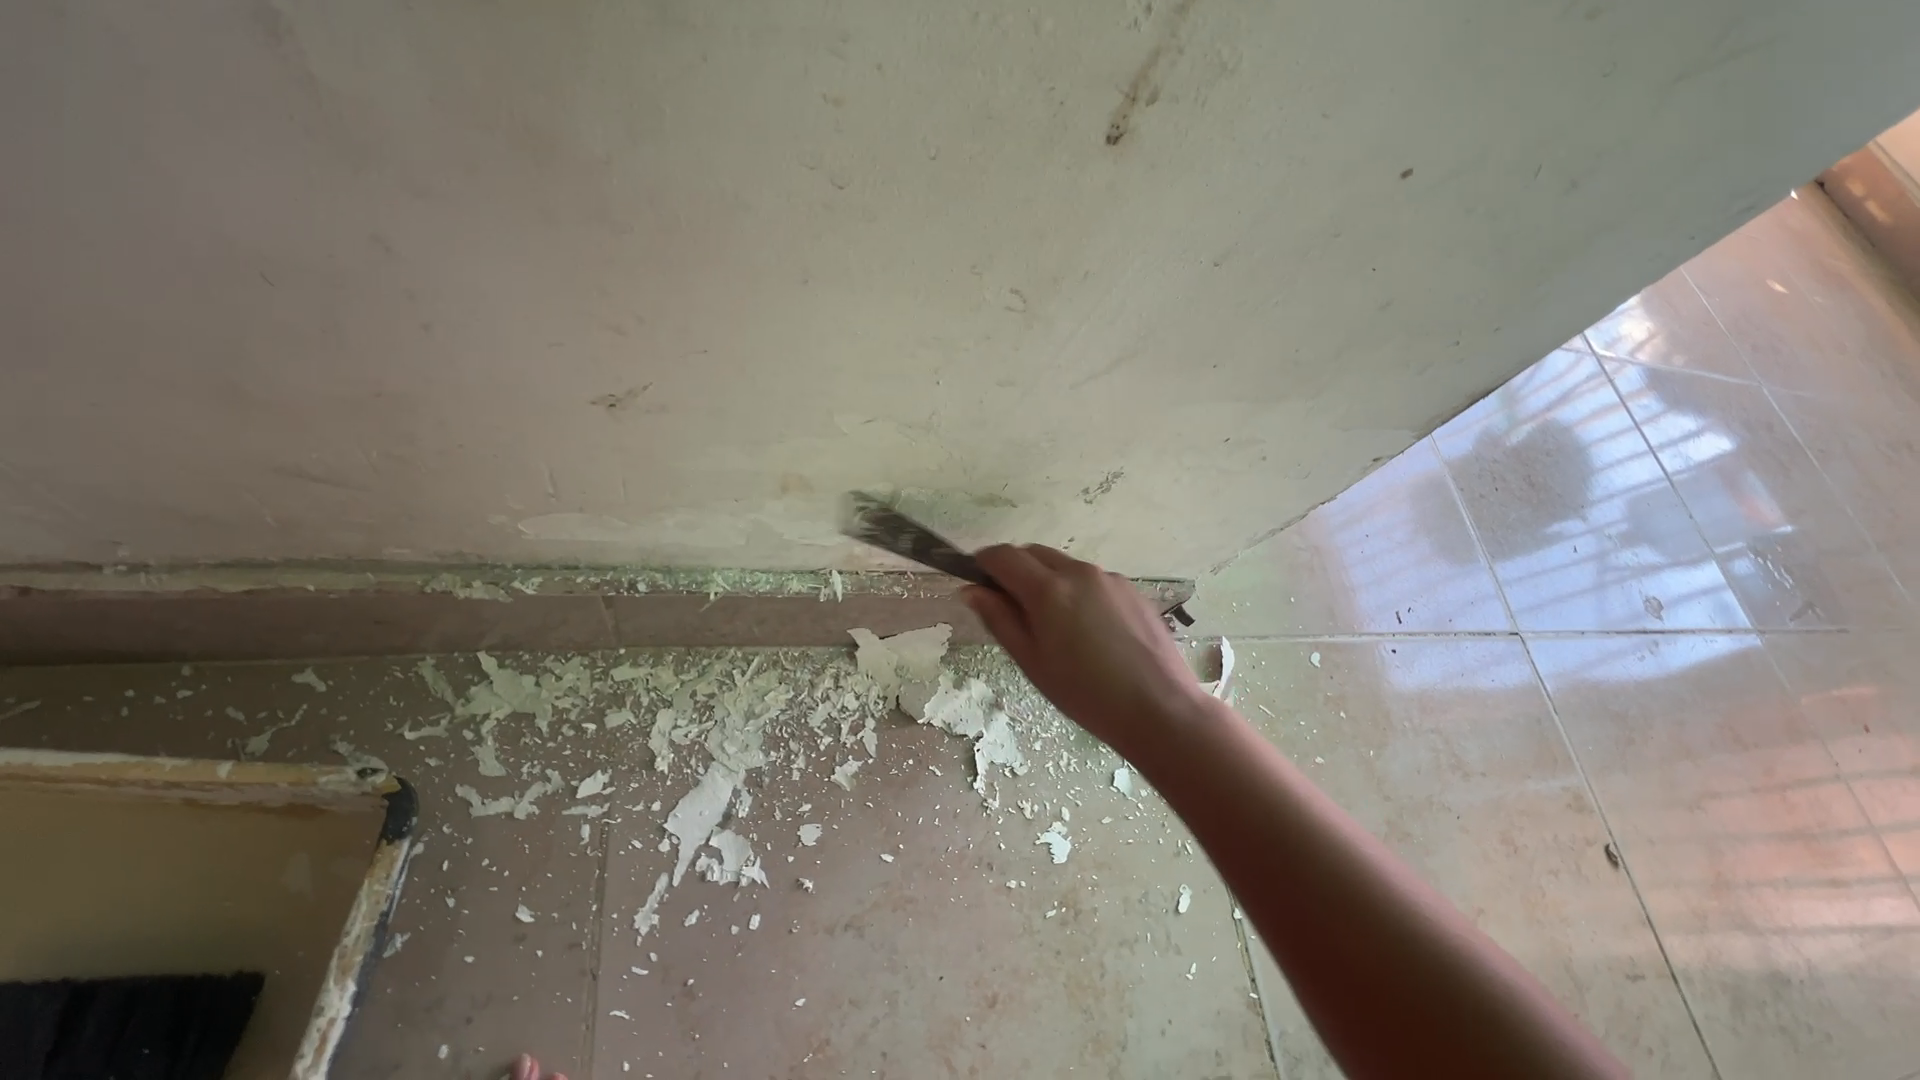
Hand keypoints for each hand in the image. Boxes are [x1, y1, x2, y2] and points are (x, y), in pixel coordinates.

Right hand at [962, 544, 1210, 758]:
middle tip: (1010, 608)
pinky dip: (1077, 592)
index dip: (982, 564)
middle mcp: (1079, 572)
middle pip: (1034, 553)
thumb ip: (999, 619)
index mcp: (1048, 589)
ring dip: (1047, 581)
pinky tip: (1089, 633)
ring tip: (1054, 627)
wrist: (1159, 708)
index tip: (976, 582)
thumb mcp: (1031, 662)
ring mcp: (1110, 578)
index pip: (1003, 556)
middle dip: (1015, 570)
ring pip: (1065, 566)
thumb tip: (972, 590)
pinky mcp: (1133, 590)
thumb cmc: (1085, 694)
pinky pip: (1093, 581)